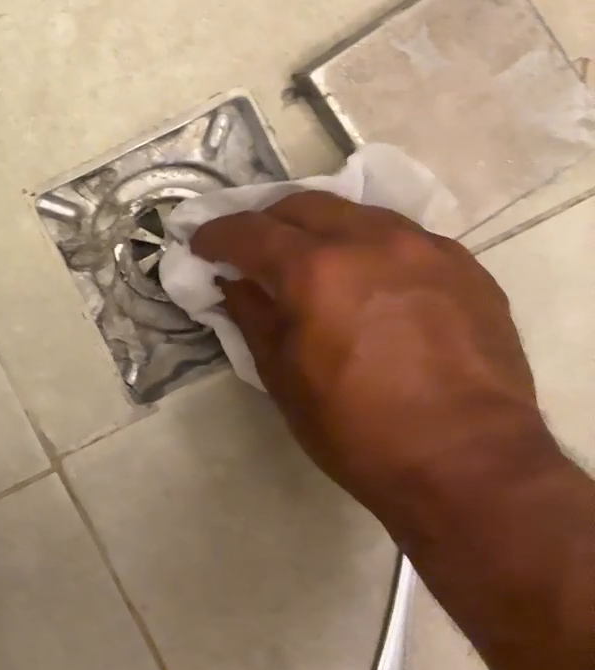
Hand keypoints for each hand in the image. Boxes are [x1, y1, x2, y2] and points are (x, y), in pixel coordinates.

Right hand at [191, 191, 552, 517]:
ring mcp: (426, 253)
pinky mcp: (467, 272)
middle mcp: (370, 244)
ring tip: (309, 260)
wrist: (470, 464)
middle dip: (267, 222)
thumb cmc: (354, 423)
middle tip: (251, 251)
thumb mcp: (277, 370)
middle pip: (303, 205)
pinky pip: (404, 238)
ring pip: (357, 214)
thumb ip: (250, 312)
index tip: (199, 248)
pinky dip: (370, 246)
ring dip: (321, 229)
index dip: (213, 236)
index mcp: (313, 269)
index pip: (246, 230)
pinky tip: (364, 278)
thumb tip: (234, 282)